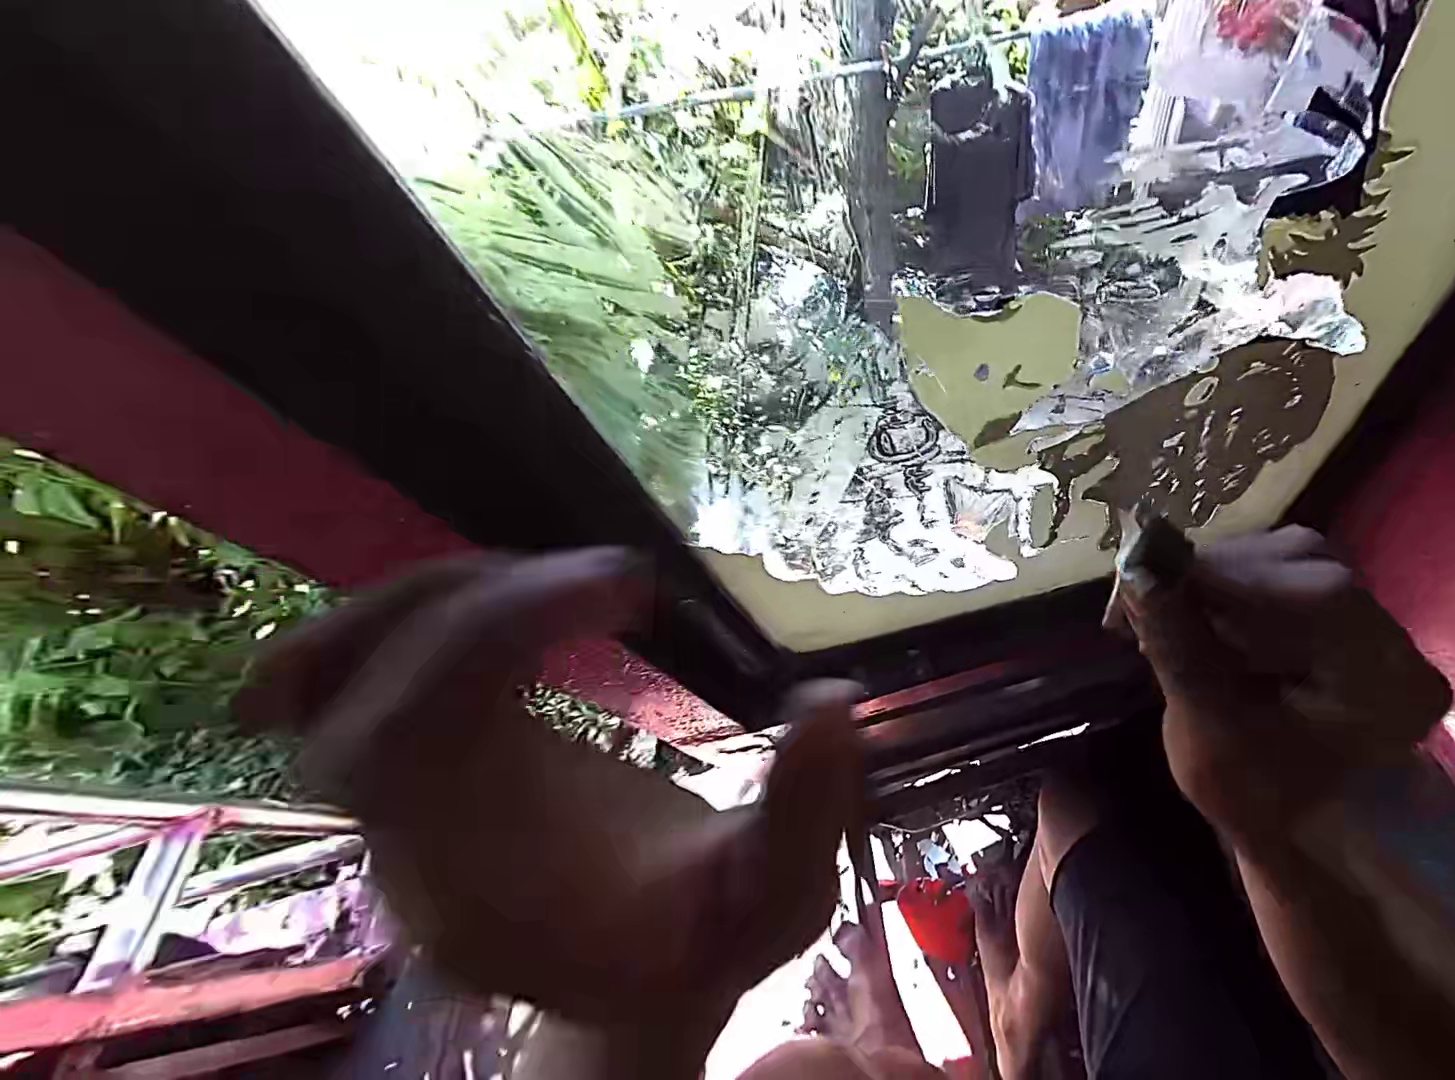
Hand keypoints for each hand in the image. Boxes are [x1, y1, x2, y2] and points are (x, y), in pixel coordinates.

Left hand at [236, 549, 859, 1066]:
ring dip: (457, 596)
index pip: (415, 744)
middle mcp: (419, 851)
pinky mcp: (423, 773)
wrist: (647, 974)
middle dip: (493, 603)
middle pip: (361, 703)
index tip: (634, 587)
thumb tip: (828, 700)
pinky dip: (415, 616)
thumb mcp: (784, 893)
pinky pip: (351, 681)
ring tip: (582, 582)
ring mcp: (406, 810)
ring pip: (336, 683)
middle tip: (625, 576)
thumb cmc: (712, 935)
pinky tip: (508, 596)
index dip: (503, 633)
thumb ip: (810, 810)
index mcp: (495, 886)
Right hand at [1117, 527, 1450, 842]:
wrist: (1290, 826)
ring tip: (1163, 611)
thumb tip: (1135, 572)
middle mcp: (1394, 641)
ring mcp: (1369, 622)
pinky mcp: (1338, 613)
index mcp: (1386, 686)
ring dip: (1214, 575)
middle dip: (1214, 574)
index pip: (1317, 597)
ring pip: (1286, 559)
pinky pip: (1280, 571)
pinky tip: (1190, 609)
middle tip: (1144, 595)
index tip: (1149, 573)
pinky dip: (1225, 582)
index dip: (1229, 574)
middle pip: (1302, 566)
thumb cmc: (1254, 798)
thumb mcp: (1206, 731)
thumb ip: (1176, 647)